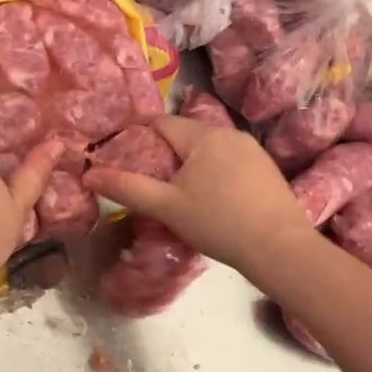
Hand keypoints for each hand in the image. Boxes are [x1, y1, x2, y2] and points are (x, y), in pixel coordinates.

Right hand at [83, 114, 316, 272]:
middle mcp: (229, 134)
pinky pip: (227, 160)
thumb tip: (89, 175)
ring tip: (171, 187)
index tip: (117, 148)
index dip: (135, 131)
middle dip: (160, 148)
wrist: (281, 250)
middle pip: (184, 133)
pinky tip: (206, 196)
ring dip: (186, 161)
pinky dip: (209, 170)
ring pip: (206, 147)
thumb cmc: (218, 223)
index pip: (160, 122)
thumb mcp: (166, 206)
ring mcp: (252, 150)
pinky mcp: (266, 169)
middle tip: (140, 173)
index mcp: (203, 136)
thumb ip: (126, 187)